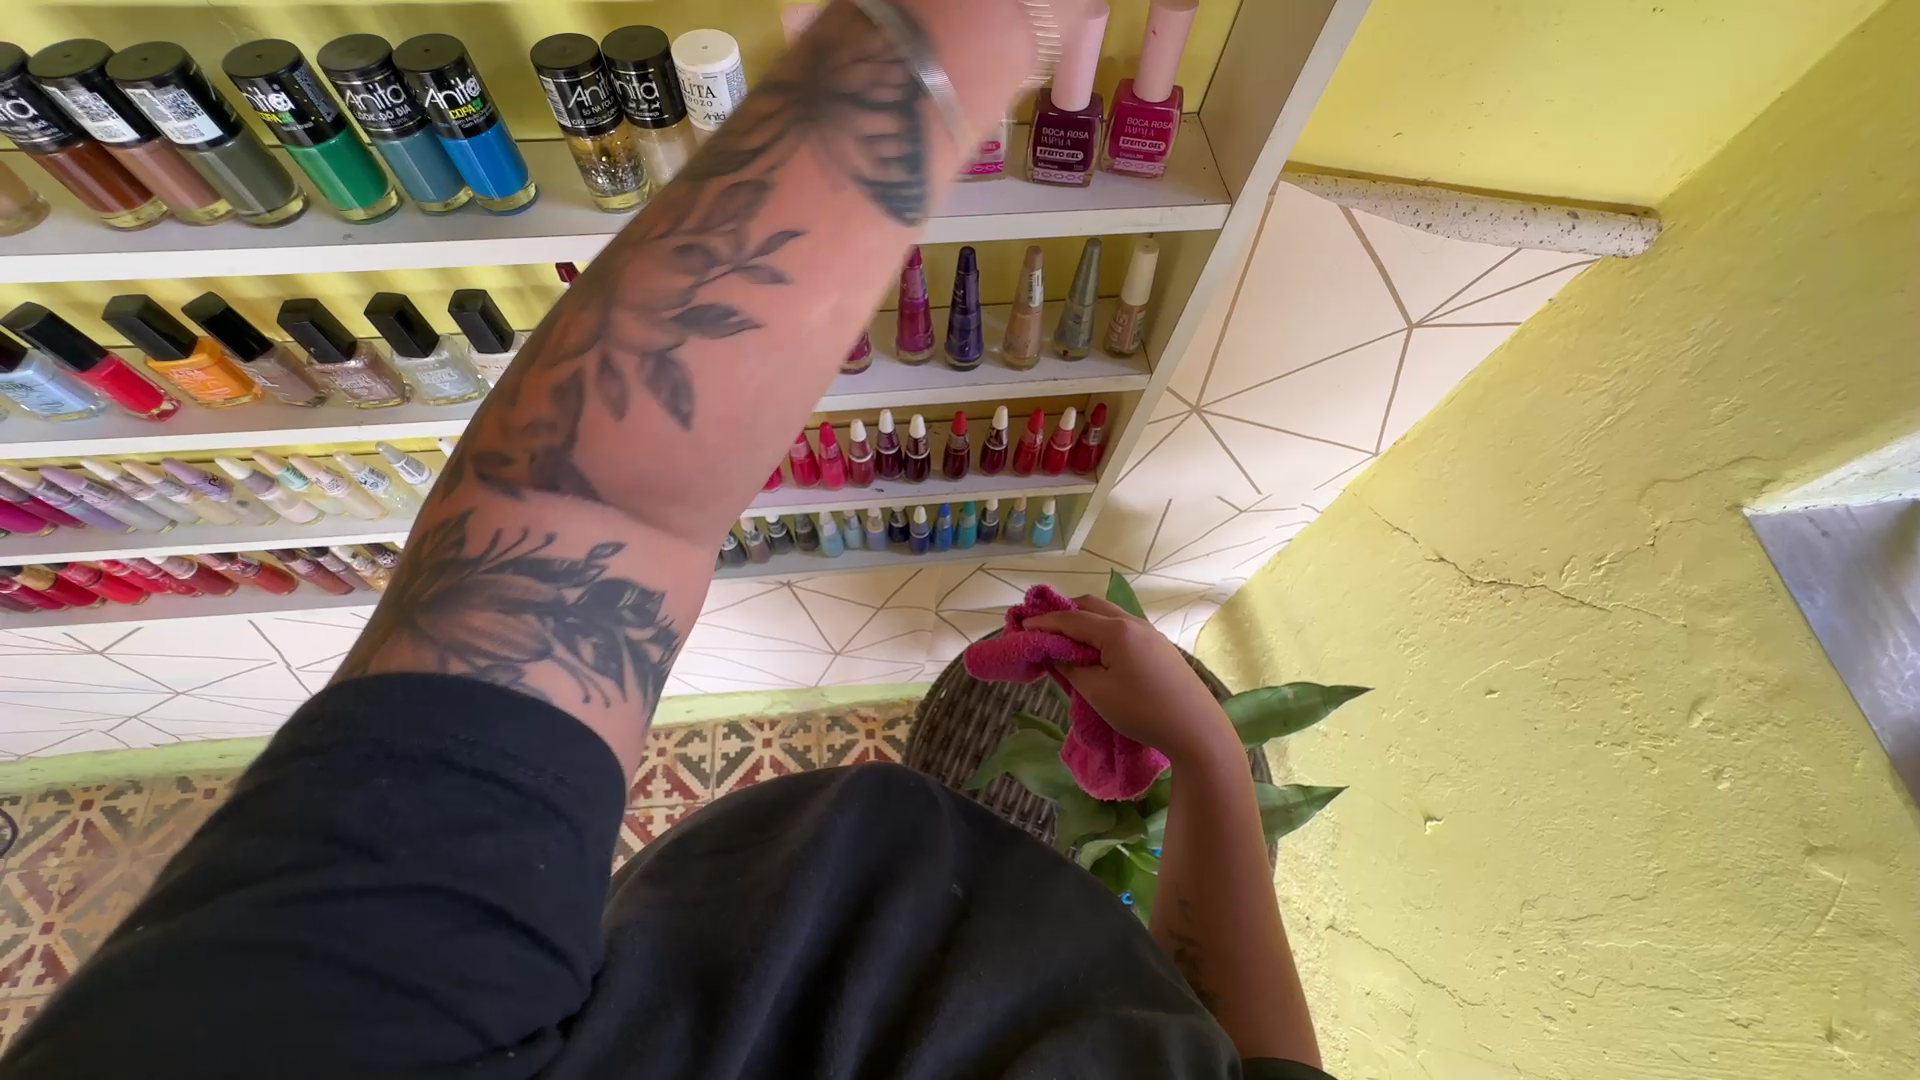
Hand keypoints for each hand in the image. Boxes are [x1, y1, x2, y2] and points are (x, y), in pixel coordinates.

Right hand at [1024, 596, 1238, 765]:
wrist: (1196, 730)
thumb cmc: (1142, 712)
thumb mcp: (1096, 692)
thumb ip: (1070, 668)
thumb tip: (1054, 651)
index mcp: (1116, 631)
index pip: (1071, 619)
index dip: (1044, 622)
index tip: (1022, 627)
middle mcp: (1133, 623)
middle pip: (1091, 606)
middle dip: (1064, 613)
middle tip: (1043, 628)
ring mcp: (1149, 633)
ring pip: (1109, 616)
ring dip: (1084, 621)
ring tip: (1065, 639)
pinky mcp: (1159, 647)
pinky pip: (1122, 628)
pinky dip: (1101, 631)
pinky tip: (1094, 650)